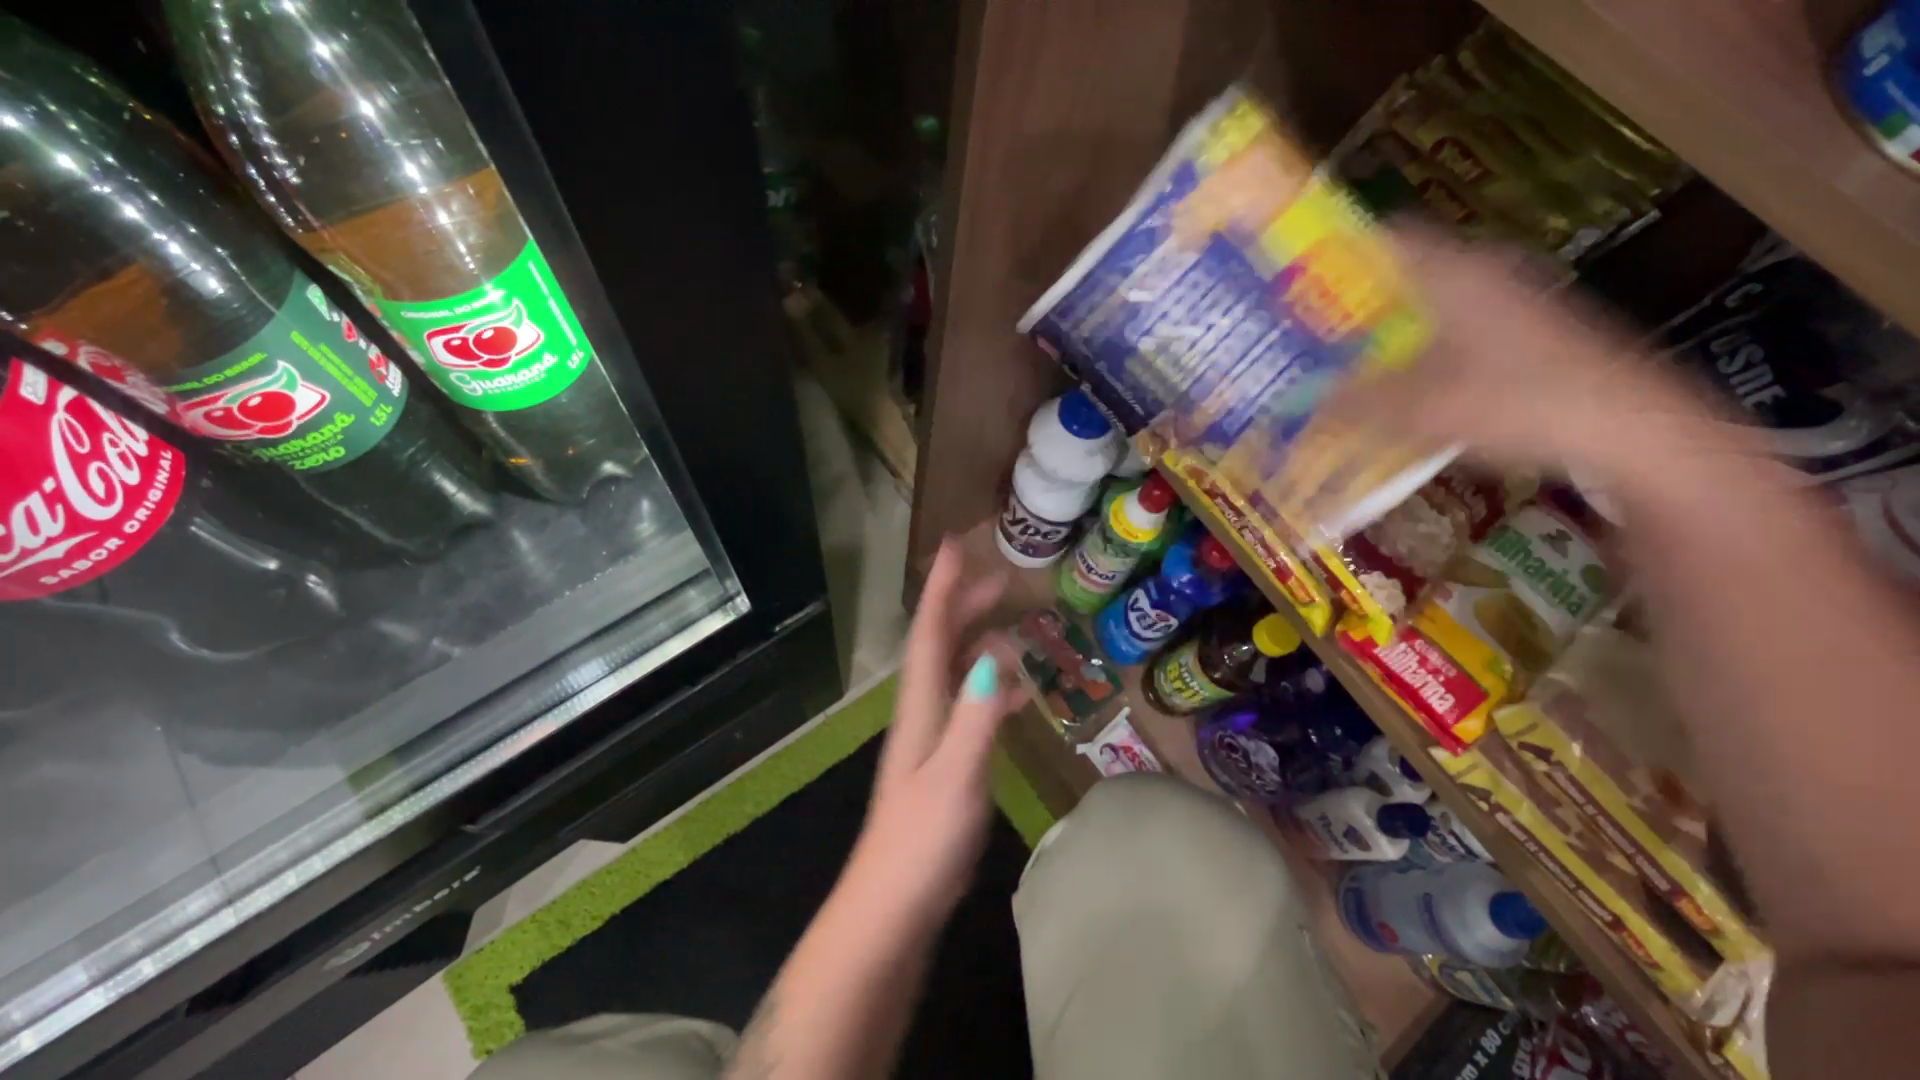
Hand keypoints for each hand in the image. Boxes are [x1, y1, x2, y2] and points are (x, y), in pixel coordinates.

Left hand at [843, 539, 1024, 922]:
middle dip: (965, 607)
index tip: (954, 545)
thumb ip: (977, 717)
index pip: (930, 634)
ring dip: (979, 643)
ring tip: (1012, 624)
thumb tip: (998, 655)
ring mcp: (931, 743)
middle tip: (1000, 579)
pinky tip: (1016, 696)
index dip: (942, 589)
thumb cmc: (921, 842)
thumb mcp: (956, 776)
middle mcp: (921, 715)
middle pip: (941, 646)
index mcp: (919, 708)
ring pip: (955, 675)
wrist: (892, 906)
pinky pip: (969, 711)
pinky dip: (991, 692)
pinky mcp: (944, 769)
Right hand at [1325, 229, 1746, 484]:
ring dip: (1383, 337)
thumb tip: (1293, 408)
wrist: (1633, 430)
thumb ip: (1352, 405)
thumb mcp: (1422, 409)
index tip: (1289, 283)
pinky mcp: (1526, 337)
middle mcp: (1482, 275)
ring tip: (1336, 369)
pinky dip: (1417, 356)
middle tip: (1302, 338)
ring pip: (1425, 309)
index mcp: (1454, 271)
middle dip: (1349, 306)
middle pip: (1399, 277)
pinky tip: (1397, 393)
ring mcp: (1509, 305)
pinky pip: (1451, 335)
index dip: (1331, 255)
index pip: (1381, 238)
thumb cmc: (1522, 402)